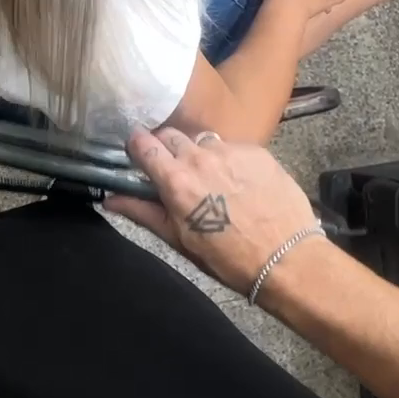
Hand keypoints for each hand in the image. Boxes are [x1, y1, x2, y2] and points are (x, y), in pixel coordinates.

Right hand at [104, 127, 322, 296]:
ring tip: (213, 180)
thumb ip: (142, 212)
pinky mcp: (257, 152)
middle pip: (170, 136)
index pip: (143, 143)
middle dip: (166, 149)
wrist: (289, 261)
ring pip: (202, 141)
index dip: (137, 146)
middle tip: (175, 172)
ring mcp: (230, 151)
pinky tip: (241, 184)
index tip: (138, 155)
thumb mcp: (178, 239)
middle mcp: (199, 157)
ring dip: (199, 155)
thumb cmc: (227, 258)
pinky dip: (229, 161)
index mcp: (175, 180)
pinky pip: (232, 148)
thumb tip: (109, 200)